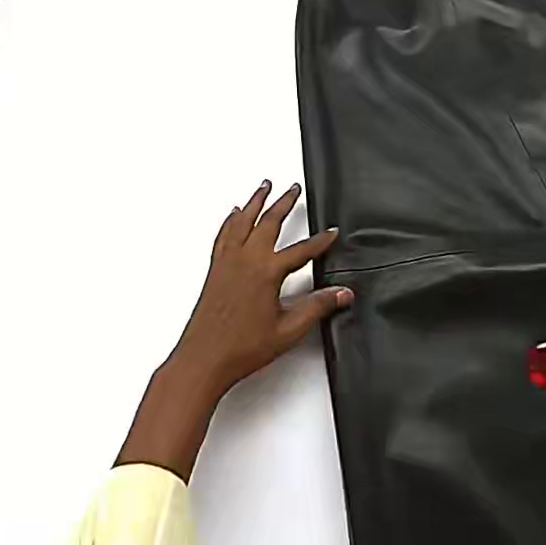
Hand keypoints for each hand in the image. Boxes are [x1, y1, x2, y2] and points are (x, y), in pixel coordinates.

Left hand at [113, 182, 350, 480]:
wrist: (203, 359)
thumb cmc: (240, 348)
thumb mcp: (288, 331)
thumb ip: (317, 307)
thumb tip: (342, 294)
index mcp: (267, 271)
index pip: (302, 250)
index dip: (320, 241)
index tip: (331, 232)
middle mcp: (246, 258)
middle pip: (269, 221)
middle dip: (284, 202)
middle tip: (294, 188)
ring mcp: (228, 260)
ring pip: (244, 220)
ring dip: (256, 200)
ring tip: (264, 185)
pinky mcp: (216, 267)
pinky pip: (225, 233)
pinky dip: (231, 219)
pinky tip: (234, 213)